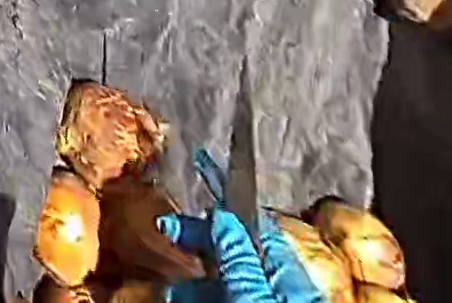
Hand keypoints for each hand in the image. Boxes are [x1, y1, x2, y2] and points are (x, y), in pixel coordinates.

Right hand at [158, 208, 324, 302]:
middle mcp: (275, 293)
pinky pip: (217, 300)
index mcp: (285, 279)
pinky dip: (193, 298)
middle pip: (232, 250)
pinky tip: (175, 298)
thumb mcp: (257, 302)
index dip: (226, 192)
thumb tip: (223, 216)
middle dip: (198, 238)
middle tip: (165, 229)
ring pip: (219, 284)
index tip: (202, 163)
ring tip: (169, 292)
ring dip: (190, 281)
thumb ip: (241, 261)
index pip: (253, 223)